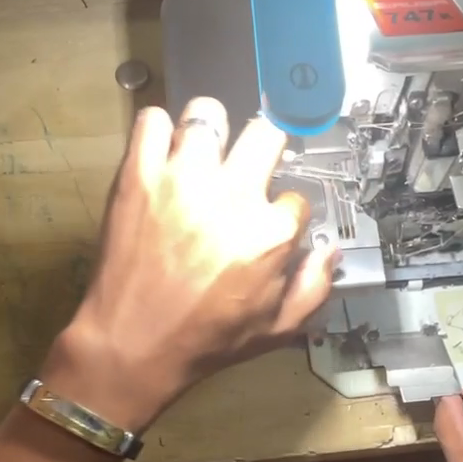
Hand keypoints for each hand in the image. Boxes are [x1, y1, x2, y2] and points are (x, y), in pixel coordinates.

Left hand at [42, 98, 335, 432]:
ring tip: (203, 157)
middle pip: (265, 134)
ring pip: (207, 114)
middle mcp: (232, 195)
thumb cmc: (206, 342)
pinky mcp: (139, 175)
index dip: (285, 213)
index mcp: (270, 234)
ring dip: (210, 133)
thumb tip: (330, 251)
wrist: (131, 346)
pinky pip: (151, 121)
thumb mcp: (277, 330)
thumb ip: (314, 288)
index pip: (296, 199)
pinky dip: (158, 131)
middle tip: (247, 169)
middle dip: (265, 149)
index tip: (268, 224)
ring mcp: (182, 179)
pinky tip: (163, 156)